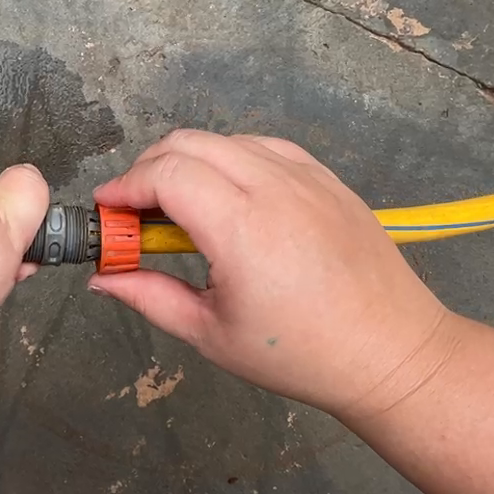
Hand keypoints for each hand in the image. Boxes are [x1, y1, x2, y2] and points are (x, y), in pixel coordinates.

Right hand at [89, 131, 456, 418]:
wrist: (394, 352)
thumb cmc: (298, 354)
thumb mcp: (210, 334)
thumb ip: (147, 296)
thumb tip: (99, 278)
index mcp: (242, 228)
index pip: (166, 174)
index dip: (125, 185)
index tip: (107, 209)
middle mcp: (274, 187)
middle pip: (188, 143)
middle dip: (147, 168)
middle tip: (134, 209)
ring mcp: (306, 175)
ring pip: (224, 139)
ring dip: (187, 161)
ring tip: (177, 204)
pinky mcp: (327, 177)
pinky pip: (262, 146)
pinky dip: (229, 158)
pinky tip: (227, 194)